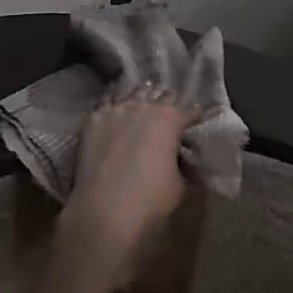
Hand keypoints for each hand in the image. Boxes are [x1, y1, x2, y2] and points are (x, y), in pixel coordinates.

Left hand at [60, 84, 195, 264]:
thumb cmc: (150, 198)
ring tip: (147, 87)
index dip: (194, 114)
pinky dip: (113, 93)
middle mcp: (143, 108)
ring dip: (142, 92)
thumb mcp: (179, 185)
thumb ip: (182, 166)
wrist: (106, 205)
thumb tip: (184, 161)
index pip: (187, 112)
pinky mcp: (94, 118)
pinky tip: (114, 89)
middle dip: (167, 99)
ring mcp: (116, 110)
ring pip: (132, 93)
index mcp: (169, 122)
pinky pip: (106, 99)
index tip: (198, 113)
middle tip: (171, 99)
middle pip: (159, 97)